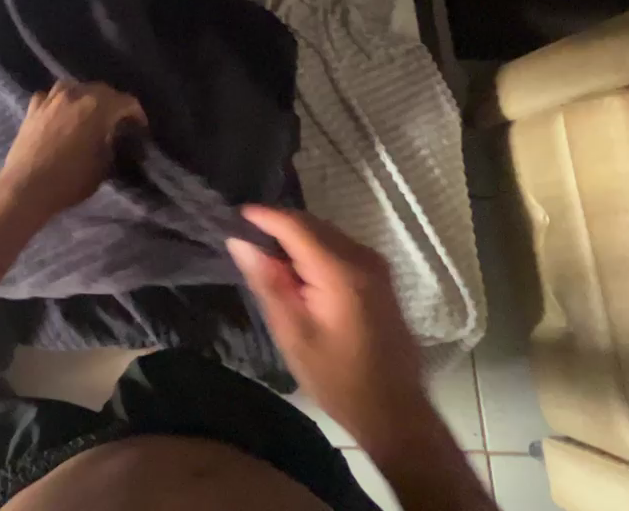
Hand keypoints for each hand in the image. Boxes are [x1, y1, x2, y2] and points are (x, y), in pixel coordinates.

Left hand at [0, 80, 144, 221]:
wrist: (27, 187)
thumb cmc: (70, 179)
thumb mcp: (103, 166)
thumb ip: (112, 145)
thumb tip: (112, 138)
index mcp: (98, 107)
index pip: (125, 102)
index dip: (136, 114)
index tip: (140, 127)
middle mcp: (75, 95)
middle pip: (101, 89)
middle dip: (113, 103)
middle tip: (118, 121)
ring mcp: (51, 99)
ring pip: (74, 86)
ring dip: (85, 96)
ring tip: (89, 111)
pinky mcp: (33, 109)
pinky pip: (50, 96)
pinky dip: (59, 101)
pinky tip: (60, 112)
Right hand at [227, 205, 433, 459]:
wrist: (395, 412)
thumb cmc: (338, 379)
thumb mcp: (293, 334)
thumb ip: (267, 282)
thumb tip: (239, 242)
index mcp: (340, 271)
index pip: (295, 225)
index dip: (263, 216)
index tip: (232, 217)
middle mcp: (362, 258)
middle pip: (311, 224)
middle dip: (277, 225)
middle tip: (243, 237)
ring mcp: (375, 265)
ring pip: (325, 232)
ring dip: (294, 236)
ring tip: (263, 253)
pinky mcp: (379, 276)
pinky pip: (338, 246)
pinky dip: (313, 247)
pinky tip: (295, 269)